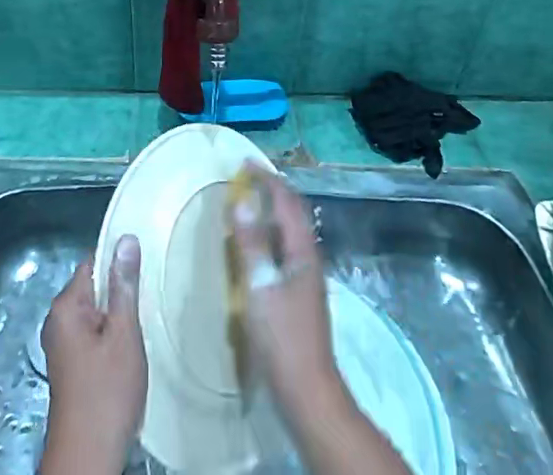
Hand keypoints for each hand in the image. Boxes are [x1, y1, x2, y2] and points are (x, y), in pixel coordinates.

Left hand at [39, 236, 146, 474]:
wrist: (88, 454)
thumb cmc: (107, 391)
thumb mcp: (124, 334)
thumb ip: (124, 286)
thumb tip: (126, 239)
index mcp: (65, 306)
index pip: (92, 262)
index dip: (118, 260)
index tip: (146, 264)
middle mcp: (56, 320)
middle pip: (92, 288)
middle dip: (120, 291)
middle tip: (150, 297)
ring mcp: (60, 344)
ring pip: (94, 313)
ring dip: (117, 316)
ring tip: (144, 323)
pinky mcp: (69, 365)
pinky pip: (91, 334)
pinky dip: (110, 336)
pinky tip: (130, 349)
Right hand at [227, 164, 346, 421]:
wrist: (307, 390)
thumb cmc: (282, 337)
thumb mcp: (260, 287)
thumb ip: (251, 244)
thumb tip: (243, 201)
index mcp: (303, 252)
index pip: (286, 203)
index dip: (267, 180)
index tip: (245, 163)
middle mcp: (309, 258)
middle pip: (293, 214)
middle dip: (272, 191)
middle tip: (247, 177)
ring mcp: (306, 277)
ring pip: (289, 232)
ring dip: (270, 212)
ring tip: (247, 203)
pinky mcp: (298, 293)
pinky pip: (283, 249)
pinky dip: (268, 235)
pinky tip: (253, 246)